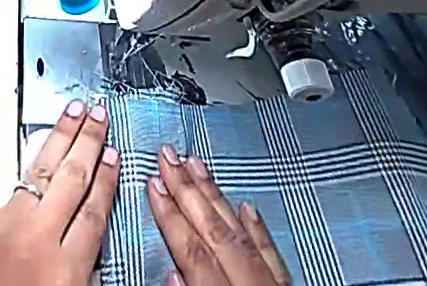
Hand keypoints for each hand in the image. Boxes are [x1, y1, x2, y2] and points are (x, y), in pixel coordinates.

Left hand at [0, 94, 120, 285]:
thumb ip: (78, 278)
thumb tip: (90, 256)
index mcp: (64, 271)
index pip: (94, 214)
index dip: (107, 182)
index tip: (114, 156)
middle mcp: (38, 237)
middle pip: (72, 180)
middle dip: (89, 144)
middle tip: (99, 115)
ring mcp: (3, 221)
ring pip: (38, 167)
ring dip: (59, 135)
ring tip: (72, 110)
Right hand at [147, 147, 290, 285]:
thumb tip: (172, 272)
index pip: (193, 251)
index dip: (169, 215)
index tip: (152, 182)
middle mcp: (250, 284)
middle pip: (214, 230)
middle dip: (187, 190)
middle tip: (168, 154)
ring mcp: (273, 285)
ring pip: (240, 232)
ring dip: (216, 197)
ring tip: (196, 163)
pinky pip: (274, 254)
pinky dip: (258, 229)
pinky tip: (246, 206)